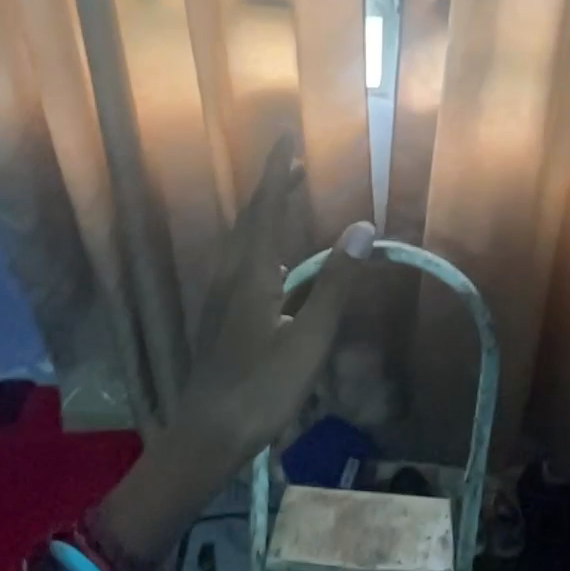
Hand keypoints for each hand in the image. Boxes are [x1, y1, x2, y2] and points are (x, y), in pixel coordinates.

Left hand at [173, 137, 376, 472]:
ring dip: (264, 214)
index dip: (277, 172)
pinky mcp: (221, 317)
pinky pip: (241, 262)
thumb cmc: (261, 388)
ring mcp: (221, 298)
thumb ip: (336, 284)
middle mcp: (230, 276)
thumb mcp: (309, 339)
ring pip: (242, 241)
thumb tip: (362, 228)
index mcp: (251, 274)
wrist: (207, 434)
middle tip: (295, 163)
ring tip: (287, 200)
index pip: (266, 209)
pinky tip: (273, 261)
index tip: (287, 136)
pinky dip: (260, 242)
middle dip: (271, 187)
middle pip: (250, 219)